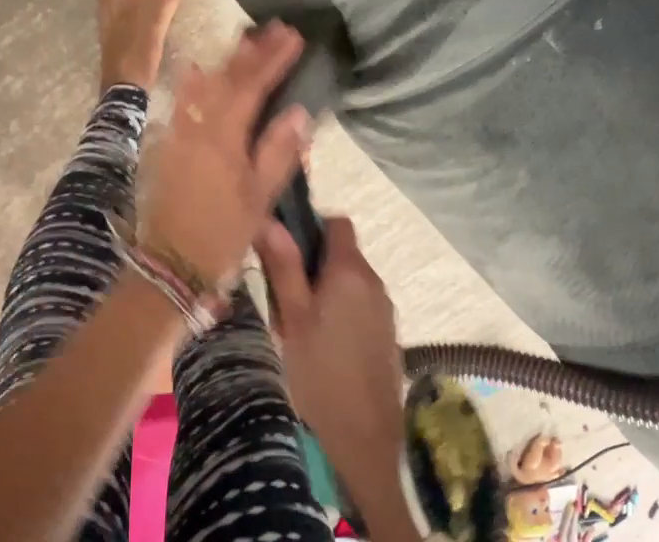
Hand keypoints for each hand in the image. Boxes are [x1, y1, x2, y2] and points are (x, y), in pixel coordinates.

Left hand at [138, 22, 312, 287]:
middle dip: (253, 51)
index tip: (294, 36)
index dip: (274, 59)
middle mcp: (197, 125)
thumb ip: (277, 152)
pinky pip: (183, 102)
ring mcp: (178, 133)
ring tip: (246, 39)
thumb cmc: (221, 234)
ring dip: (226, 60)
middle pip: (228, 78)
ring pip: (204, 85)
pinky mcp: (166, 145)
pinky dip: (194, 82)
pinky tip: (197, 70)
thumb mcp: (258, 199)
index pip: (252, 86)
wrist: (167, 263)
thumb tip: (298, 111)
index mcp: (224, 136)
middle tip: (275, 28)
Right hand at [257, 217, 407, 510]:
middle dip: (313, 264)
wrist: (364, 438)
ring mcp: (385, 308)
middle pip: (342, 253)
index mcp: (350, 271)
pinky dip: (341, 311)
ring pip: (350, 281)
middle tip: (282, 296)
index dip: (311, 226)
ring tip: (297, 324)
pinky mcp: (387, 334)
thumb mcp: (292, 318)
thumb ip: (284, 267)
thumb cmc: (319, 374)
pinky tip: (322, 345)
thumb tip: (271, 219)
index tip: (285, 249)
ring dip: (326, 290)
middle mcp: (374, 281)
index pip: (337, 222)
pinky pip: (361, 305)